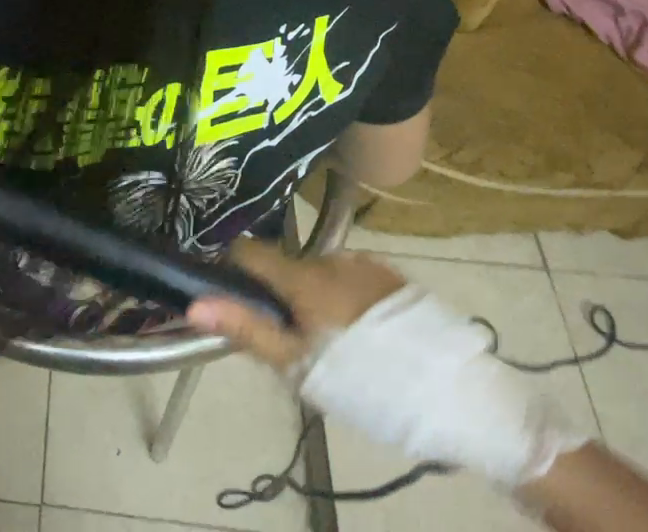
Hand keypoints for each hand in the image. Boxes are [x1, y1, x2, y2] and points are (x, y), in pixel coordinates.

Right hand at [184, 240, 405, 368]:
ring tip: (336, 344)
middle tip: (294, 342)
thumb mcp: (297, 366)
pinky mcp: (396, 279)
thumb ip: (246, 329)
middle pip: (286, 267)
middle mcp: (332, 258)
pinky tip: (365, 336)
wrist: (454, 396)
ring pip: (321, 274)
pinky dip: (346, 299)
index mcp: (303, 276)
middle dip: (281, 295)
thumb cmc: (364, 383)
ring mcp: (368, 265)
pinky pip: (354, 280)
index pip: (248, 250)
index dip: (233, 271)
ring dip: (315, 297)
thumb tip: (193, 304)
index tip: (236, 302)